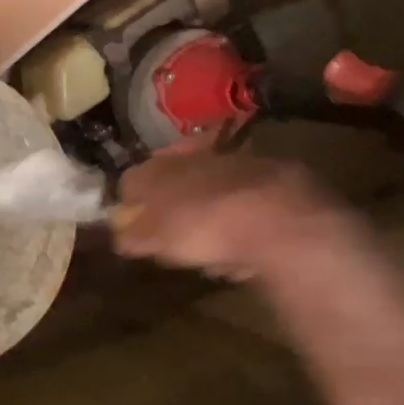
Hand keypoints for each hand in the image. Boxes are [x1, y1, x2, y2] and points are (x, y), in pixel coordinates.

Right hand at [113, 150, 341, 279]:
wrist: (283, 221)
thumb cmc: (204, 227)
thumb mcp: (155, 239)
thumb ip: (132, 236)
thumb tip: (120, 237)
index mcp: (161, 167)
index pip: (132, 179)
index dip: (130, 204)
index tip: (134, 227)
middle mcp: (197, 155)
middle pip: (175, 179)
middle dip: (173, 204)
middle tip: (173, 235)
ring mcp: (240, 162)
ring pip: (214, 187)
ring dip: (210, 211)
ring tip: (213, 247)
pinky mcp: (279, 177)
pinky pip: (249, 201)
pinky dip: (244, 220)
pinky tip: (247, 249)